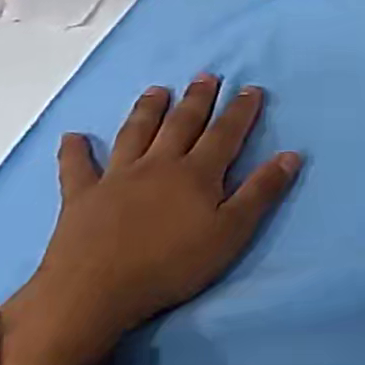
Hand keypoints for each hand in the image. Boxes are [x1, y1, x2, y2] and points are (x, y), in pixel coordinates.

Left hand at [0, 76, 300, 364]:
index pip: (225, 134)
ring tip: (157, 90)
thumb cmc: (174, 263)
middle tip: (206, 76)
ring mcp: (116, 177)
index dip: (240, 111)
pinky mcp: (81, 196)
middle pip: (181, 124)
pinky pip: (77, 167)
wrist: (97, 289)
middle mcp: (158, 165)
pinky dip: (75, 150)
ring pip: (135, 134)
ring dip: (147, 110)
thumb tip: (290, 155)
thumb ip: (261, 192)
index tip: (251, 89)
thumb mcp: (232, 231)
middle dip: (197, 99)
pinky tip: (74, 137)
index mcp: (197, 174)